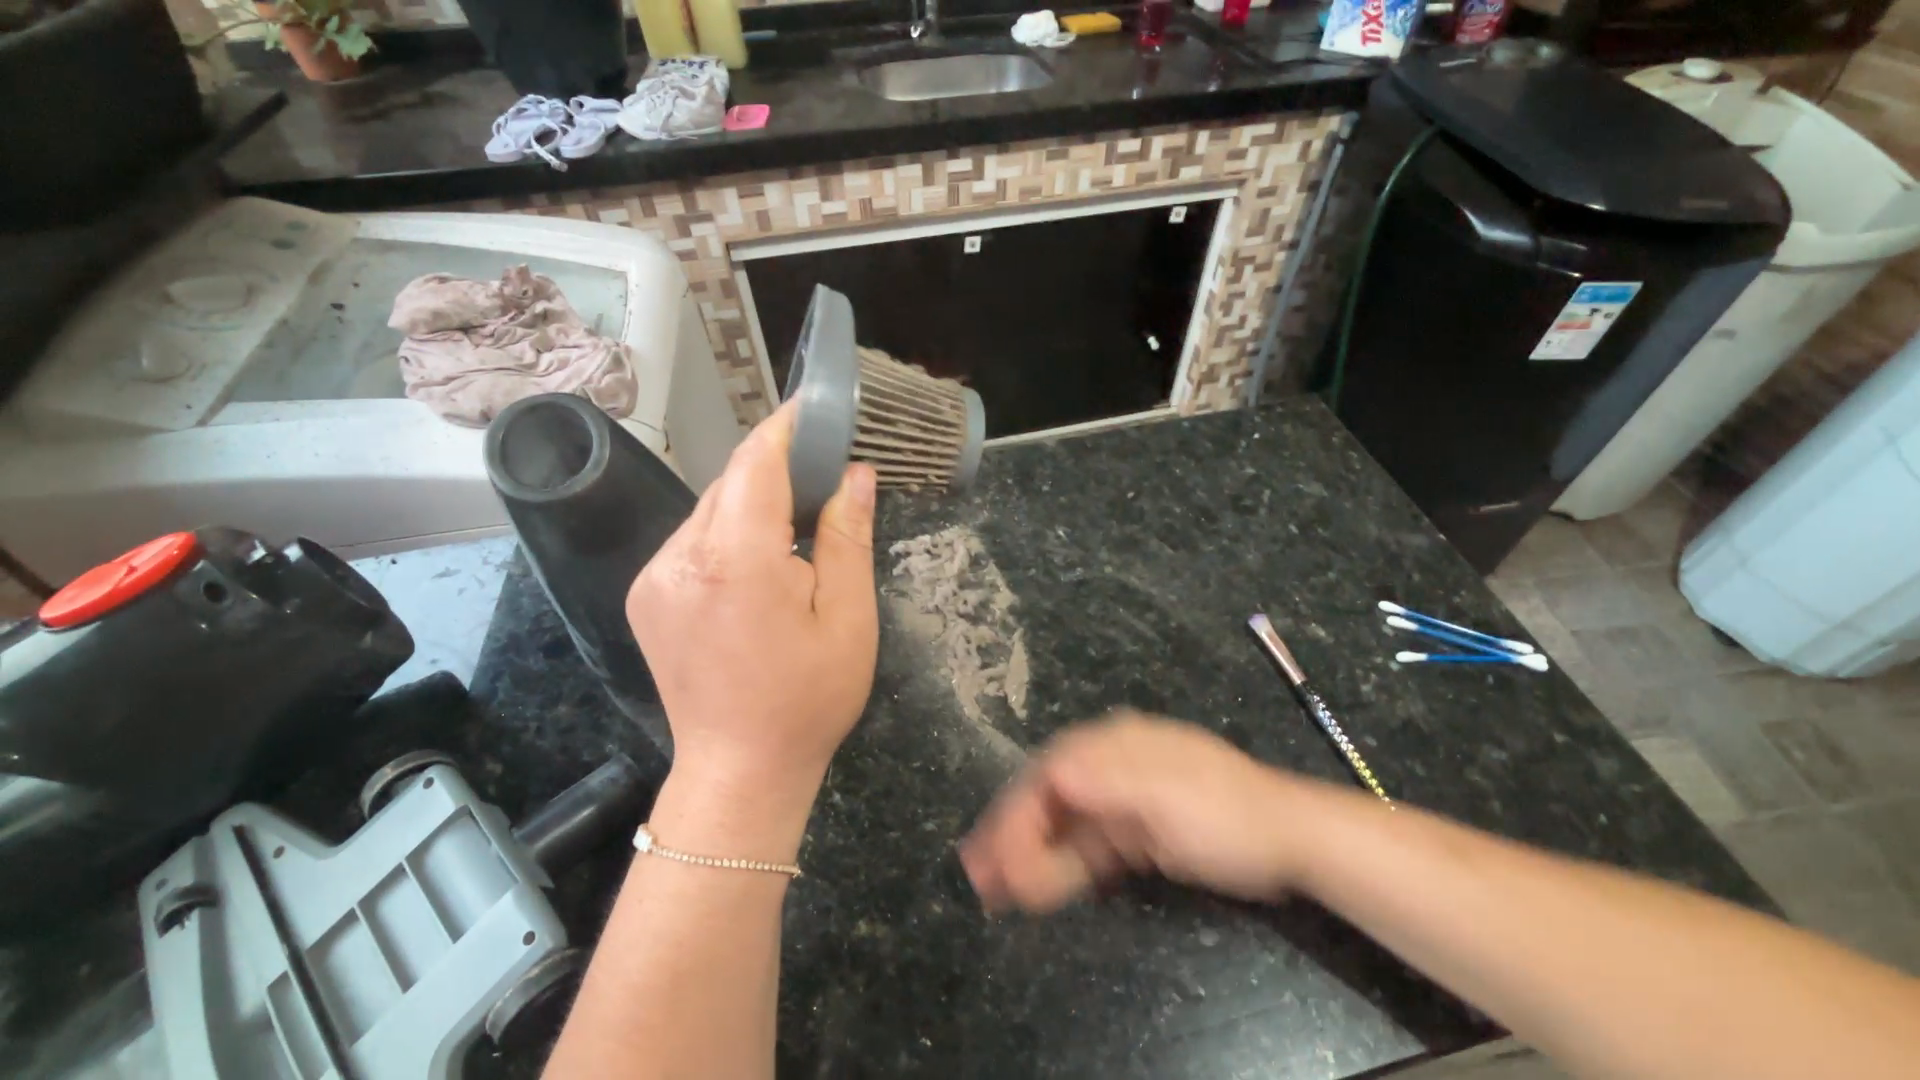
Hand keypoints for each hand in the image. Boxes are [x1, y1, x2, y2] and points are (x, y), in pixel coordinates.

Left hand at [627, 402, 878, 798]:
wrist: (739, 769)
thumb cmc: (807, 699)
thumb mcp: (847, 620)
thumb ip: (848, 538)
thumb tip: (857, 475)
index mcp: (737, 559)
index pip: (756, 462)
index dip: (784, 428)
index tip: (813, 410)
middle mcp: (681, 556)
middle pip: (730, 484)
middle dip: (774, 474)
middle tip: (823, 483)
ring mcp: (655, 577)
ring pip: (708, 511)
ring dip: (750, 508)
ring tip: (793, 536)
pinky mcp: (646, 596)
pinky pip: (690, 542)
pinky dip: (725, 537)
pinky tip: (754, 571)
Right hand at [959, 711, 1334, 912]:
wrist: (1291, 841)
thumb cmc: (1226, 814)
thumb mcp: (1168, 793)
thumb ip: (1108, 780)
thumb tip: (1054, 771)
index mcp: (1115, 746)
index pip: (1047, 774)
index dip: (1014, 813)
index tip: (990, 854)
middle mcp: (1111, 766)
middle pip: (1047, 799)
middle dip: (1011, 836)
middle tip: (978, 877)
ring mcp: (1123, 801)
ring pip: (1062, 828)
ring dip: (1029, 857)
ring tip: (994, 891)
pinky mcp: (1134, 832)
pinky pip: (1085, 850)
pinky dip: (1061, 870)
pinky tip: (1037, 891)